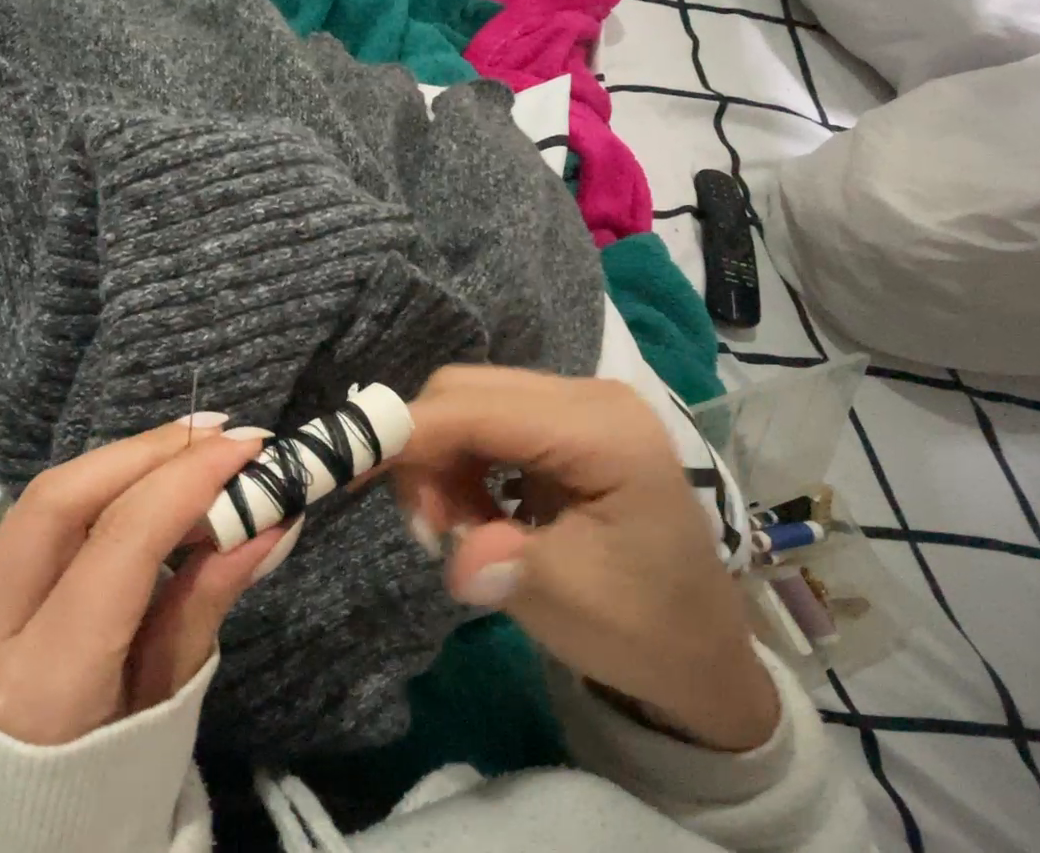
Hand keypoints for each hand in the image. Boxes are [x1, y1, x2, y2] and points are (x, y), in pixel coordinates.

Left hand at [0, 421, 287, 745]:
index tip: (249, 448)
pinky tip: (141, 482)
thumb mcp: (163, 705)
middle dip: (146, 451)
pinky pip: (32, 519)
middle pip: (60, 499)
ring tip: (191, 449)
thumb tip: (268, 522)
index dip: (188, 482)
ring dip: (121, 460)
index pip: (120, 544)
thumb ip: (204, 605)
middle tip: (219, 432)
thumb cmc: (99, 787)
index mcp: (46, 683)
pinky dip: (94, 487)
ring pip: (39, 499)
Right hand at [394, 366, 778, 751]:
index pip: (476, 409)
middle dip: (421, 452)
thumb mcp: (567, 600)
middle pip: (463, 392)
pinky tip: (478, 511)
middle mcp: (590, 398)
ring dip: (438, 462)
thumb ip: (503, 563)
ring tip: (456, 528)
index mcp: (604, 433)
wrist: (692, 648)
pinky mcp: (562, 425)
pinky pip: (483, 423)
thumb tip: (454, 553)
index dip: (404, 434)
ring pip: (465, 405)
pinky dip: (459, 464)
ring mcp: (578, 407)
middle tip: (429, 527)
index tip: (347, 472)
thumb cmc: (640, 625)